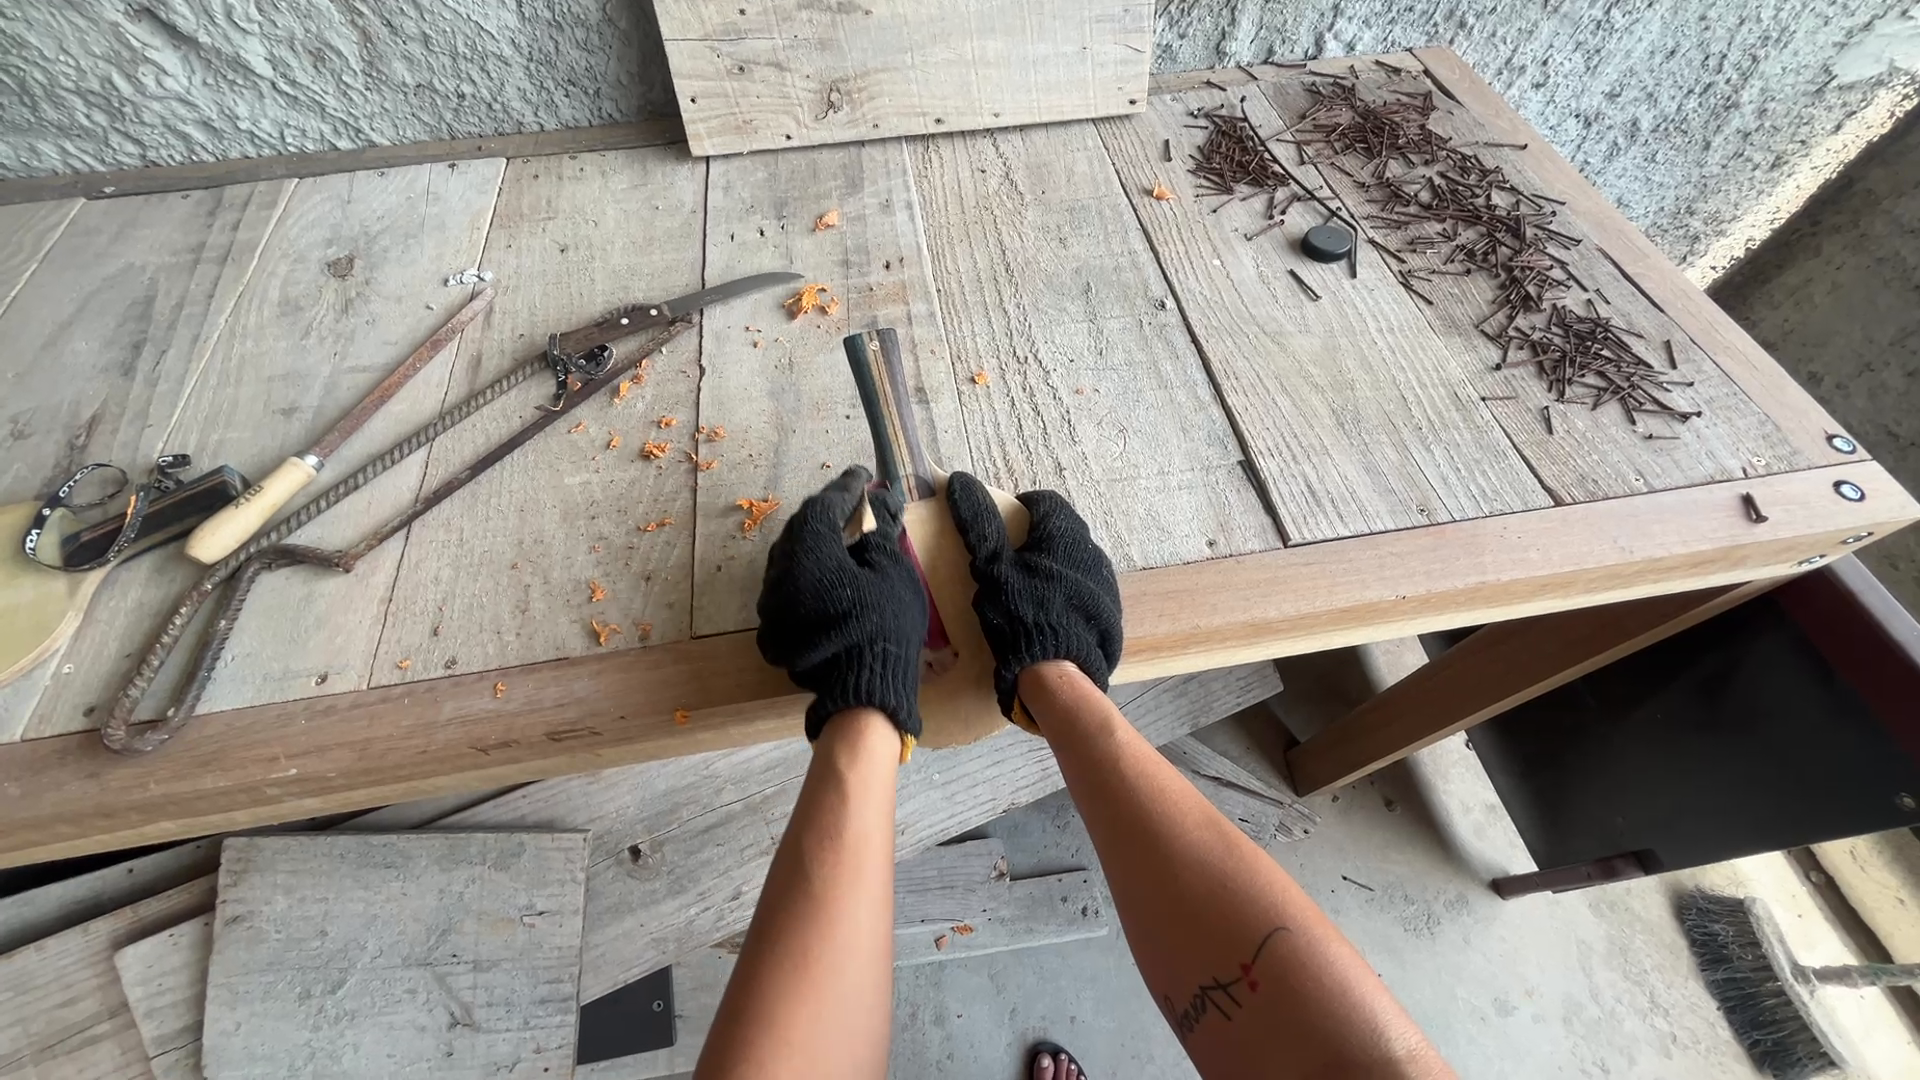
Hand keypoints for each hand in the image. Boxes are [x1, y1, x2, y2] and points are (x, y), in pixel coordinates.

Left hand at [757, 466, 928, 743]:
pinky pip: (789, 588)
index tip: (865, 476)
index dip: (848, 487)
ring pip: (790, 559)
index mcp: (809, 548)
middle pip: (802, 529)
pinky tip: (827, 579)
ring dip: (815, 544)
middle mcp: (780, 569)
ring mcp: (772, 602)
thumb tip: (878, 502)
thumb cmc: (884, 623)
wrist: (862, 689)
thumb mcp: (891, 570)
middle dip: (828, 513)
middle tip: (853, 506)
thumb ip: (879, 531)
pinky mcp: (772, 629)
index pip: (827, 504)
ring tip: (841, 540)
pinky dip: (808, 575)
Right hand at [945, 472, 1122, 728]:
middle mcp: (1092, 550)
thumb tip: (959, 479)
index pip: (1045, 502)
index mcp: (1064, 532)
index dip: (1021, 508)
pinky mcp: (1111, 612)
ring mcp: (1106, 583)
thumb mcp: (991, 566)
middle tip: (1012, 560)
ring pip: (1076, 562)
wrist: (1058, 671)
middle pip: (1062, 531)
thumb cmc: (1020, 611)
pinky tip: (1051, 615)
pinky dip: (1069, 594)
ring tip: (1030, 590)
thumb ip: (978, 522)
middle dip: (1038, 538)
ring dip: (1055, 567)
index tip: (1003, 528)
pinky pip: (1087, 592)